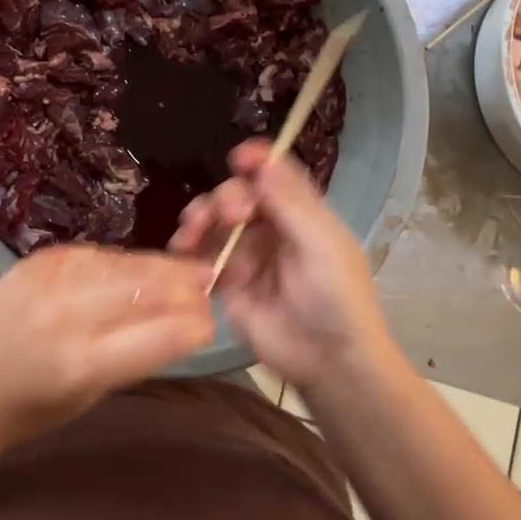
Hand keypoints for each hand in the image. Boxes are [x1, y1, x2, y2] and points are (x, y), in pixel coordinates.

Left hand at [0, 244, 214, 452]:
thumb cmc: (29, 409)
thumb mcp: (89, 396)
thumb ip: (133, 356)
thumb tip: (180, 322)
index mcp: (80, 363)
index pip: (157, 336)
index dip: (193, 325)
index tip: (211, 321)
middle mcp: (65, 314)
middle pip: (144, 289)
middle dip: (183, 286)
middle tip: (209, 283)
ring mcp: (49, 280)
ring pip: (123, 264)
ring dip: (159, 267)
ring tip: (186, 269)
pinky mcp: (38, 259)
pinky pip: (96, 255)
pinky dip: (123, 262)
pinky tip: (140, 267)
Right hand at [169, 140, 394, 392]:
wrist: (329, 361)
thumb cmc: (337, 298)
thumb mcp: (321, 245)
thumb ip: (289, 202)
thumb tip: (262, 158)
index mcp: (299, 212)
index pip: (272, 174)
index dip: (254, 161)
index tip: (237, 158)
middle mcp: (270, 228)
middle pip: (236, 195)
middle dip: (225, 198)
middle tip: (228, 216)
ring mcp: (245, 255)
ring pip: (213, 222)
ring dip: (199, 217)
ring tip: (191, 231)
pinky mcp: (226, 284)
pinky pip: (200, 257)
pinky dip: (188, 250)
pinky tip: (183, 251)